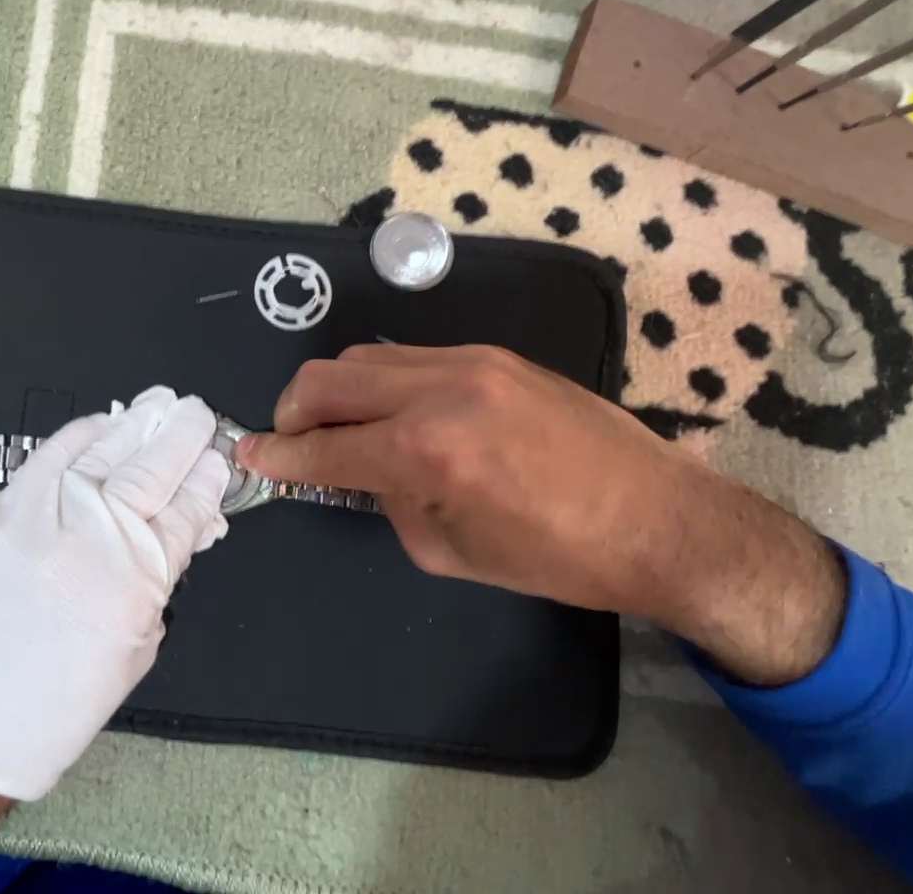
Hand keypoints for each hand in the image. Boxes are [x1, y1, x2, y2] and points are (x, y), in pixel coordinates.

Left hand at [0, 387, 230, 799]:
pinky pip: (50, 454)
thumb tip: (182, 528)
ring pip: (104, 449)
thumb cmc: (60, 697)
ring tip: (160, 403)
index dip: (207, 478)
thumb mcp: (138, 641)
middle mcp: (96, 534)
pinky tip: (103, 424)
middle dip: (182, 435)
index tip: (217, 460)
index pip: (188, 507)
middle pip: (153, 467)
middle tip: (197, 412)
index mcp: (141, 576)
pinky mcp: (4, 507)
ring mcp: (45, 513)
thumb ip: (160, 577)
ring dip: (137, 422)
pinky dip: (81, 433)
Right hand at [237, 345, 844, 685]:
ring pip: (363, 357)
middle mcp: (439, 392)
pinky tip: (400, 415)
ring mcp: (469, 363)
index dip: (276, 456)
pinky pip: (409, 358)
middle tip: (291, 440)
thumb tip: (354, 474)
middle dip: (291, 412)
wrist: (663, 521)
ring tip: (345, 427)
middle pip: (326, 379)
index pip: (323, 449)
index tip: (249, 455)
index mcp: (426, 453)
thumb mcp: (447, 551)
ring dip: (336, 392)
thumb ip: (385, 503)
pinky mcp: (494, 355)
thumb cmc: (556, 556)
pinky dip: (383, 384)